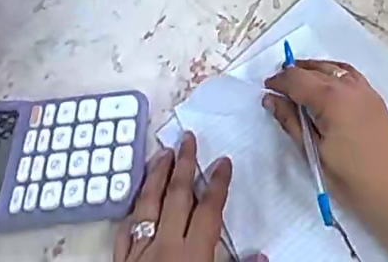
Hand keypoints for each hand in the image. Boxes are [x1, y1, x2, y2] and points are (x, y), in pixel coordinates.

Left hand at [113, 132, 257, 261]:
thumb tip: (262, 257)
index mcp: (193, 256)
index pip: (209, 210)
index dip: (218, 183)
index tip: (223, 160)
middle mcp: (165, 248)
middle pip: (176, 197)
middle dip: (184, 165)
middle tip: (188, 138)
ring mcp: (139, 257)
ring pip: (147, 205)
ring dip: (156, 177)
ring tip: (161, 153)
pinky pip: (125, 233)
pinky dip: (132, 212)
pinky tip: (136, 202)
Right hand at [263, 59, 387, 217]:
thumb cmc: (349, 177)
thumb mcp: (313, 152)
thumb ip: (290, 121)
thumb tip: (270, 98)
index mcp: (331, 98)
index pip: (296, 79)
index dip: (279, 81)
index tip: (267, 89)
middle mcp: (347, 85)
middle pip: (312, 70)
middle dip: (293, 75)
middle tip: (278, 88)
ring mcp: (362, 87)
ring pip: (330, 67)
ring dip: (311, 70)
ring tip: (298, 81)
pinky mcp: (372, 94)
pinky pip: (347, 72)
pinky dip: (332, 71)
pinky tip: (325, 80)